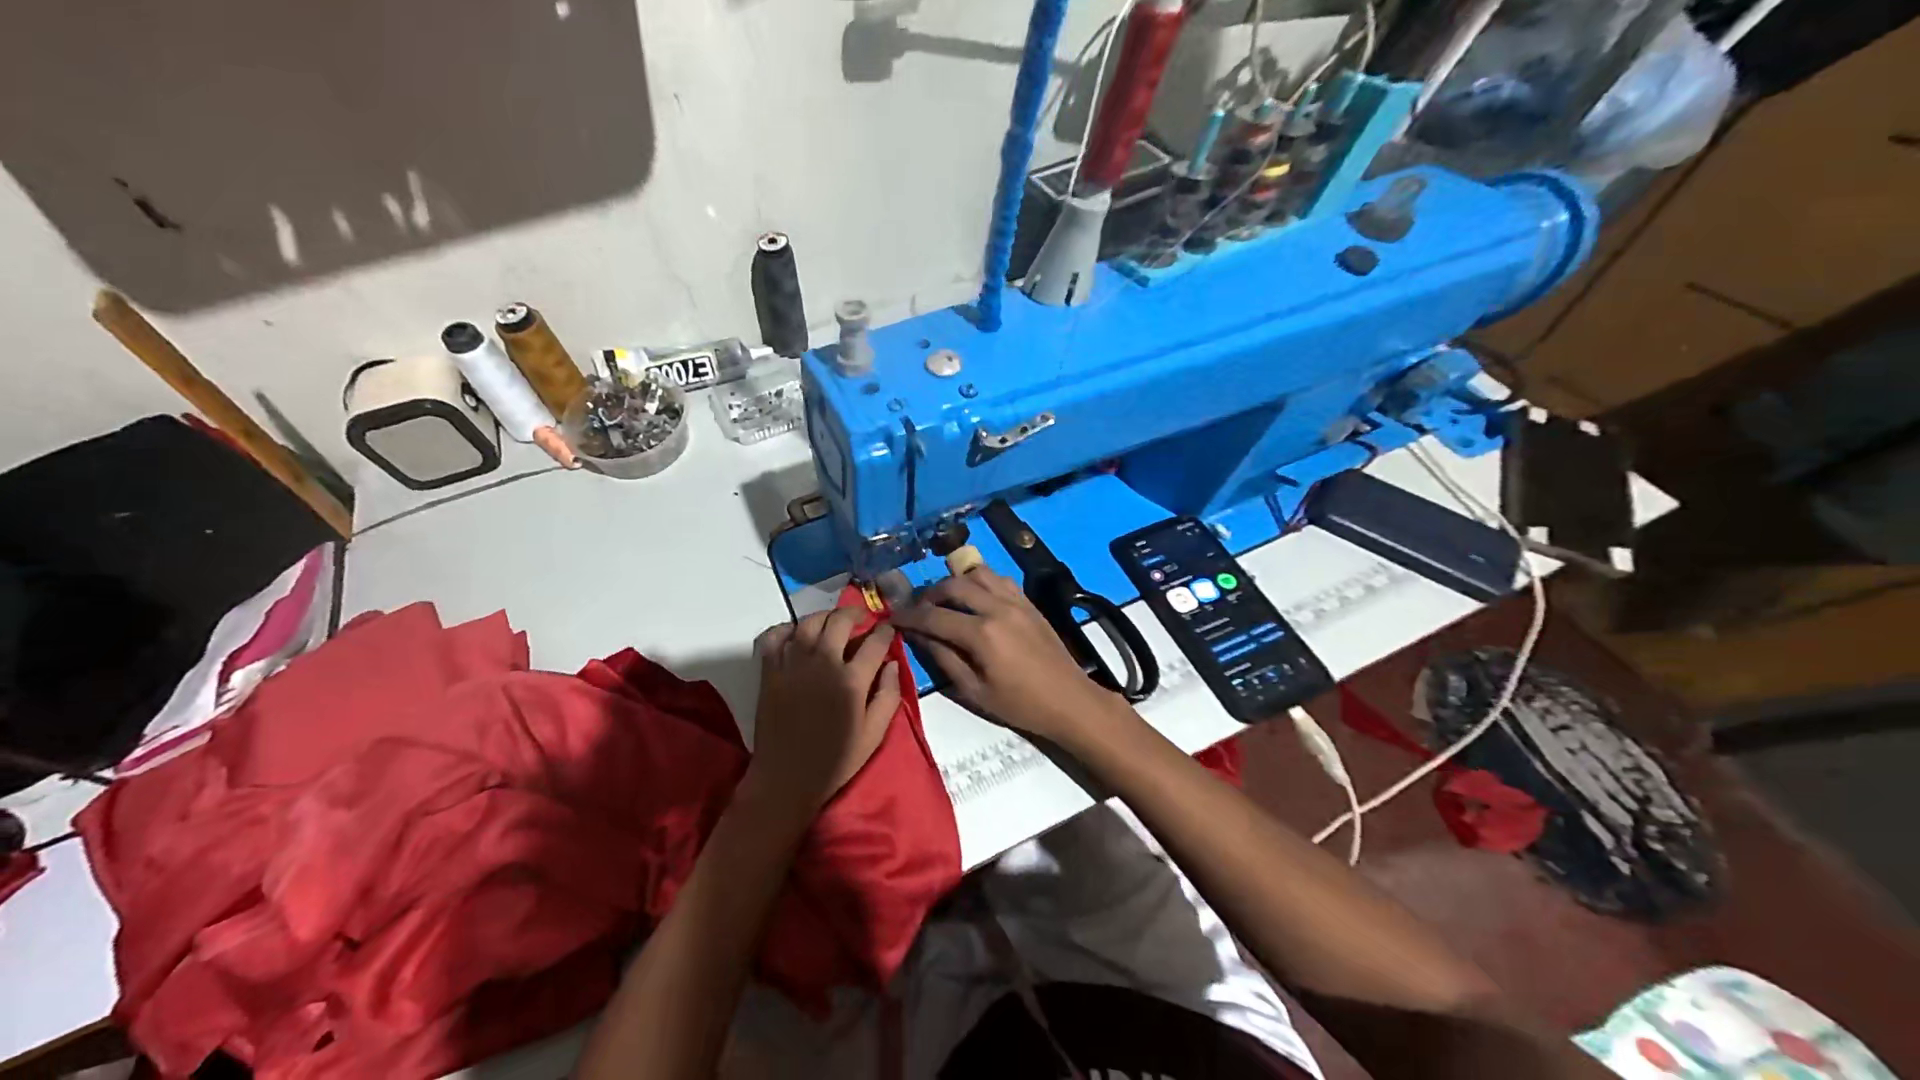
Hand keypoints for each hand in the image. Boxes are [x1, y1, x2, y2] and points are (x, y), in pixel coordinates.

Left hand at [746, 607, 900, 812]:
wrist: (787, 778)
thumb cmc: (836, 759)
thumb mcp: (875, 733)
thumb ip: (888, 694)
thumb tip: (892, 664)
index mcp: (852, 679)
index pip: (875, 641)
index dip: (885, 631)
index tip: (888, 630)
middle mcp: (822, 662)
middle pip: (841, 621)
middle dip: (856, 614)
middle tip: (863, 620)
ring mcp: (792, 663)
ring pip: (809, 622)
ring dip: (826, 616)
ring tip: (834, 622)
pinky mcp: (770, 670)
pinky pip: (775, 636)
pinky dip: (787, 629)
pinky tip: (797, 634)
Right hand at [890, 568, 1126, 743]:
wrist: (1068, 699)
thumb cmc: (1018, 705)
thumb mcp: (973, 691)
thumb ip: (943, 659)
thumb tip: (917, 635)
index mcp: (981, 635)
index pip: (933, 616)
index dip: (908, 616)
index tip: (892, 618)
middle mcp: (997, 608)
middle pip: (952, 586)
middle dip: (928, 594)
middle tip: (916, 609)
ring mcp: (1015, 600)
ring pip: (975, 574)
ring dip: (953, 582)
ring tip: (943, 599)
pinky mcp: (1027, 601)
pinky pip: (998, 578)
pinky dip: (978, 580)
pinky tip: (973, 596)